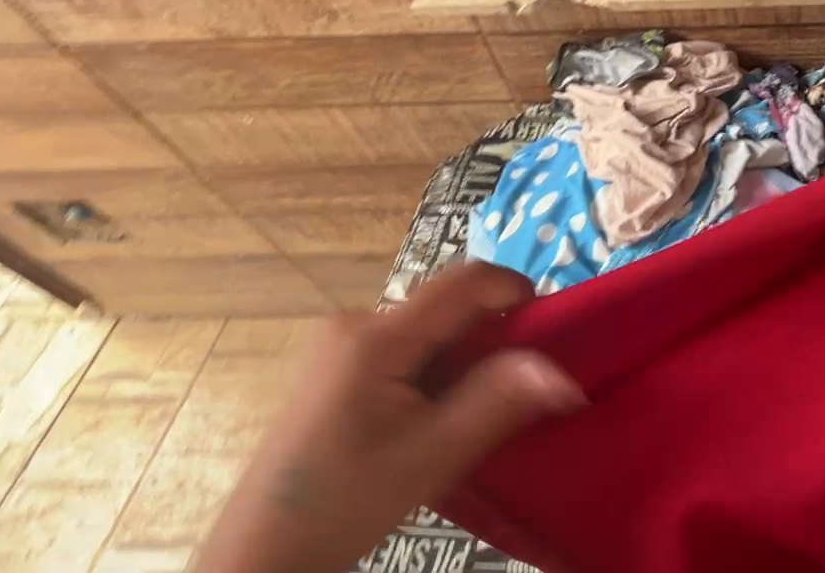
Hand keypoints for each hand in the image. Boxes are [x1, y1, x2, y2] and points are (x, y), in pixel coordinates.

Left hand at [196, 262, 583, 572]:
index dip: (517, 293)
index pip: (468, 280)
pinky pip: (413, 344)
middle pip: (451, 302)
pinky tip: (439, 412)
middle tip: (517, 382)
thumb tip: (566, 374)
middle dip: (494, 332)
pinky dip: (442, 366)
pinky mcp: (342, 365)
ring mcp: (346, 343)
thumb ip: (499, 403)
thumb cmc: (344, 503)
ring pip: (435, 325)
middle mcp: (359, 322)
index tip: (547, 335)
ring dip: (469, 354)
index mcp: (378, 335)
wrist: (258, 559)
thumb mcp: (431, 456)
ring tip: (477, 405)